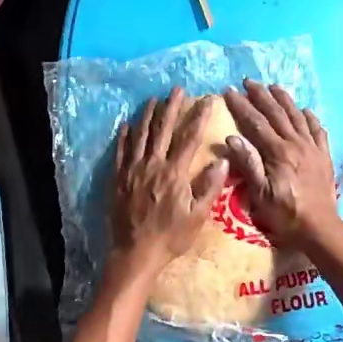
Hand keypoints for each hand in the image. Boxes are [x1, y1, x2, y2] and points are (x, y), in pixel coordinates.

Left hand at [111, 88, 227, 276]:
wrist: (136, 252)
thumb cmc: (171, 237)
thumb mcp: (198, 216)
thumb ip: (209, 186)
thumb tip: (224, 159)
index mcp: (174, 173)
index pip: (189, 138)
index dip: (198, 117)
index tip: (206, 100)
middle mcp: (152, 165)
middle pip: (162, 130)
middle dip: (171, 107)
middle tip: (177, 89)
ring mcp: (132, 170)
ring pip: (140, 136)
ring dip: (147, 115)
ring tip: (153, 99)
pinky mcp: (118, 179)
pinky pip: (121, 151)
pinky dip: (124, 136)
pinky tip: (127, 124)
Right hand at [220, 80, 342, 250]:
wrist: (320, 228)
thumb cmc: (285, 214)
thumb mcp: (260, 194)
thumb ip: (248, 164)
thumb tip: (231, 137)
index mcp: (278, 152)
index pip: (255, 122)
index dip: (241, 105)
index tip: (228, 91)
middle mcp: (296, 144)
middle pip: (276, 113)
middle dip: (261, 96)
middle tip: (248, 82)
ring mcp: (313, 148)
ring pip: (297, 117)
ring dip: (284, 100)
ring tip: (273, 86)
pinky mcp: (324, 156)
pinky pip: (318, 131)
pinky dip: (310, 118)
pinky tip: (305, 111)